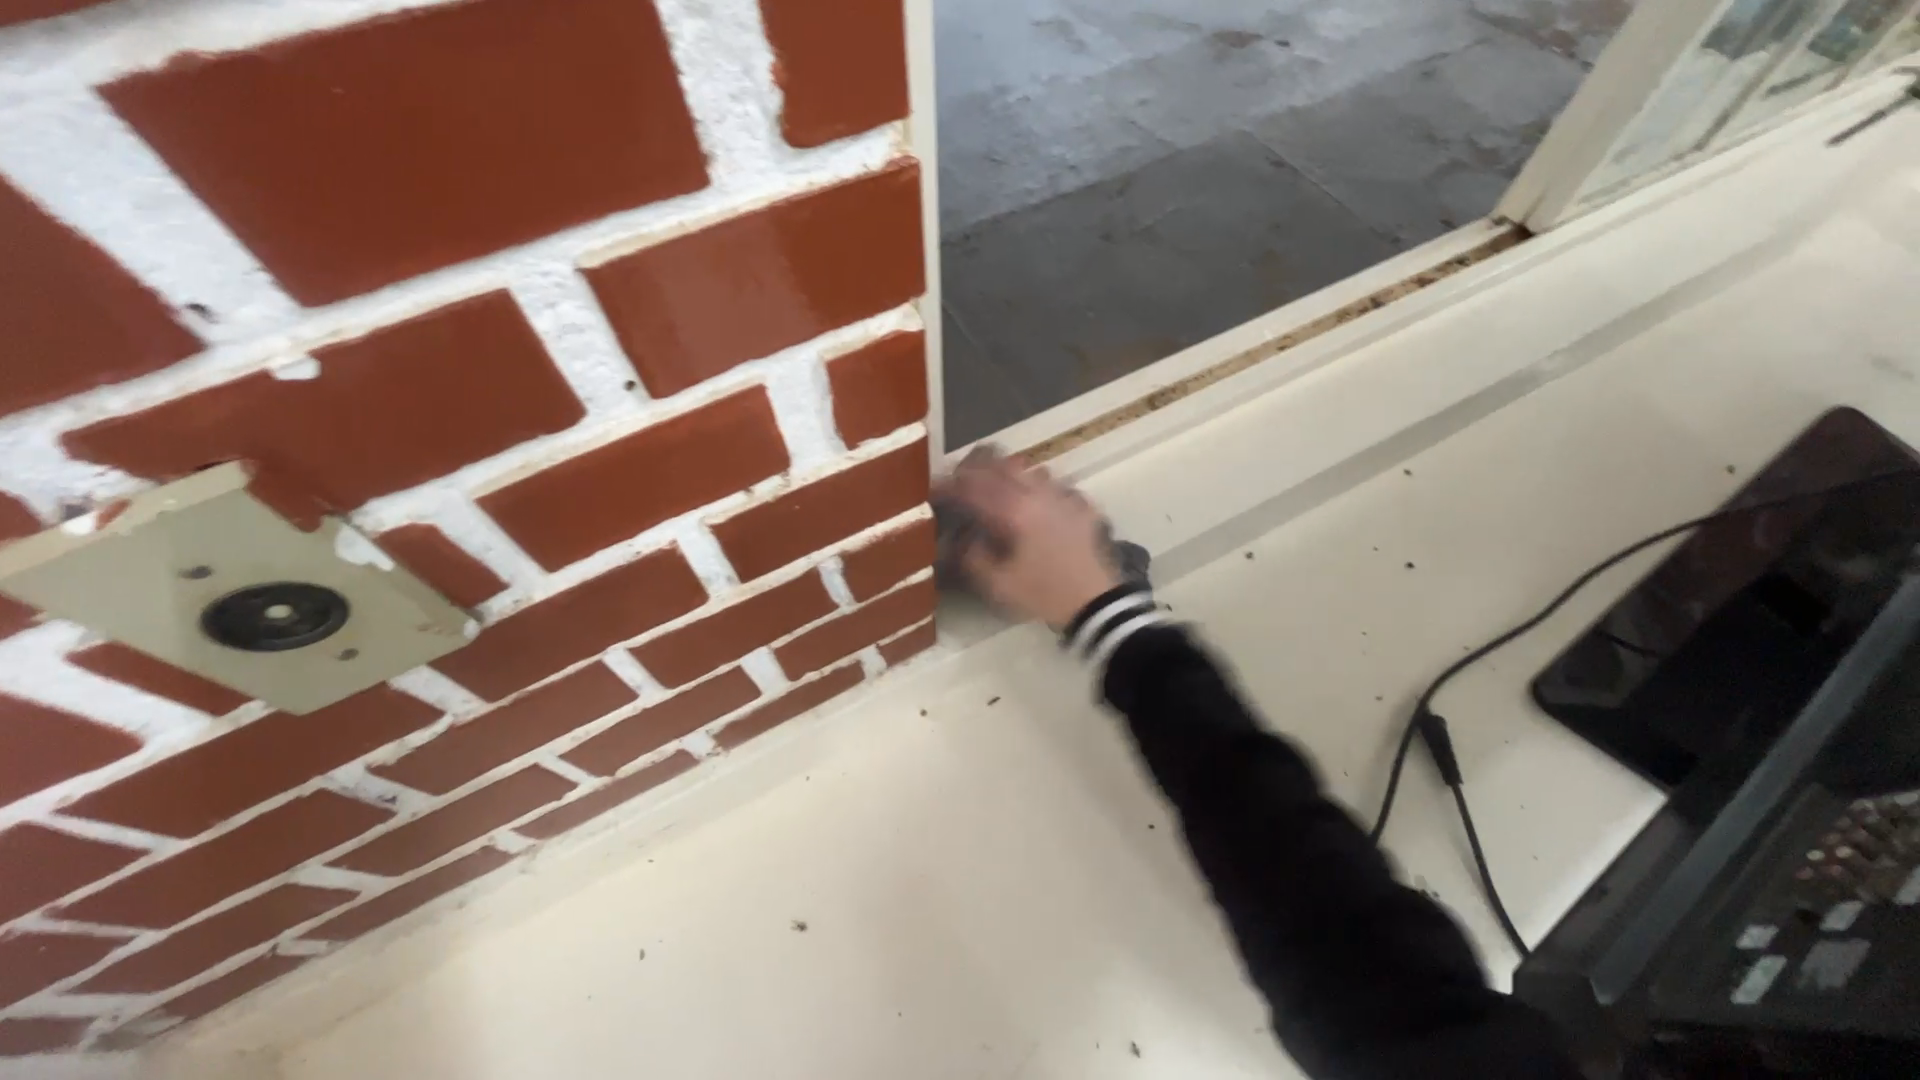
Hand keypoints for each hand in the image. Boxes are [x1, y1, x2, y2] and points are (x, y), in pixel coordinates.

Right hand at [943, 453, 1123, 627]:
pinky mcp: (1082, 507)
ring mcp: (1064, 497)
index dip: (950, 485)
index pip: (974, 487)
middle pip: (1001, 465)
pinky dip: (1039, 487)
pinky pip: (1056, 485)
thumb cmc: (1044, 594)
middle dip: (977, 468)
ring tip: (996, 485)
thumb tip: (963, 538)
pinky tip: (1037, 500)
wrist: (1096, 602)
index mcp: (1014, 511)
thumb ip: (974, 557)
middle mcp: (1038, 494)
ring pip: (1030, 469)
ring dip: (1008, 472)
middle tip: (961, 478)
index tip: (935, 488)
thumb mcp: (999, 584)